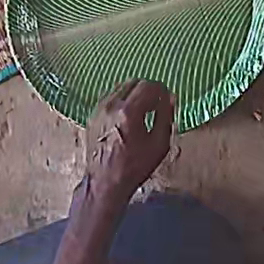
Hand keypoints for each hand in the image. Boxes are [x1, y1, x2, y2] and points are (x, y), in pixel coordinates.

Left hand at [84, 80, 173, 203]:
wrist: (105, 182)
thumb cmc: (134, 166)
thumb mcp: (159, 144)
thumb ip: (166, 116)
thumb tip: (170, 98)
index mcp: (128, 112)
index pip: (148, 86)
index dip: (162, 90)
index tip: (167, 99)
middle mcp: (111, 105)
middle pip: (134, 82)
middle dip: (148, 89)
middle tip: (157, 103)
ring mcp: (99, 109)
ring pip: (121, 87)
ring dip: (135, 93)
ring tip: (143, 110)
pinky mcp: (93, 114)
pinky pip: (111, 97)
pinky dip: (122, 100)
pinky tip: (128, 115)